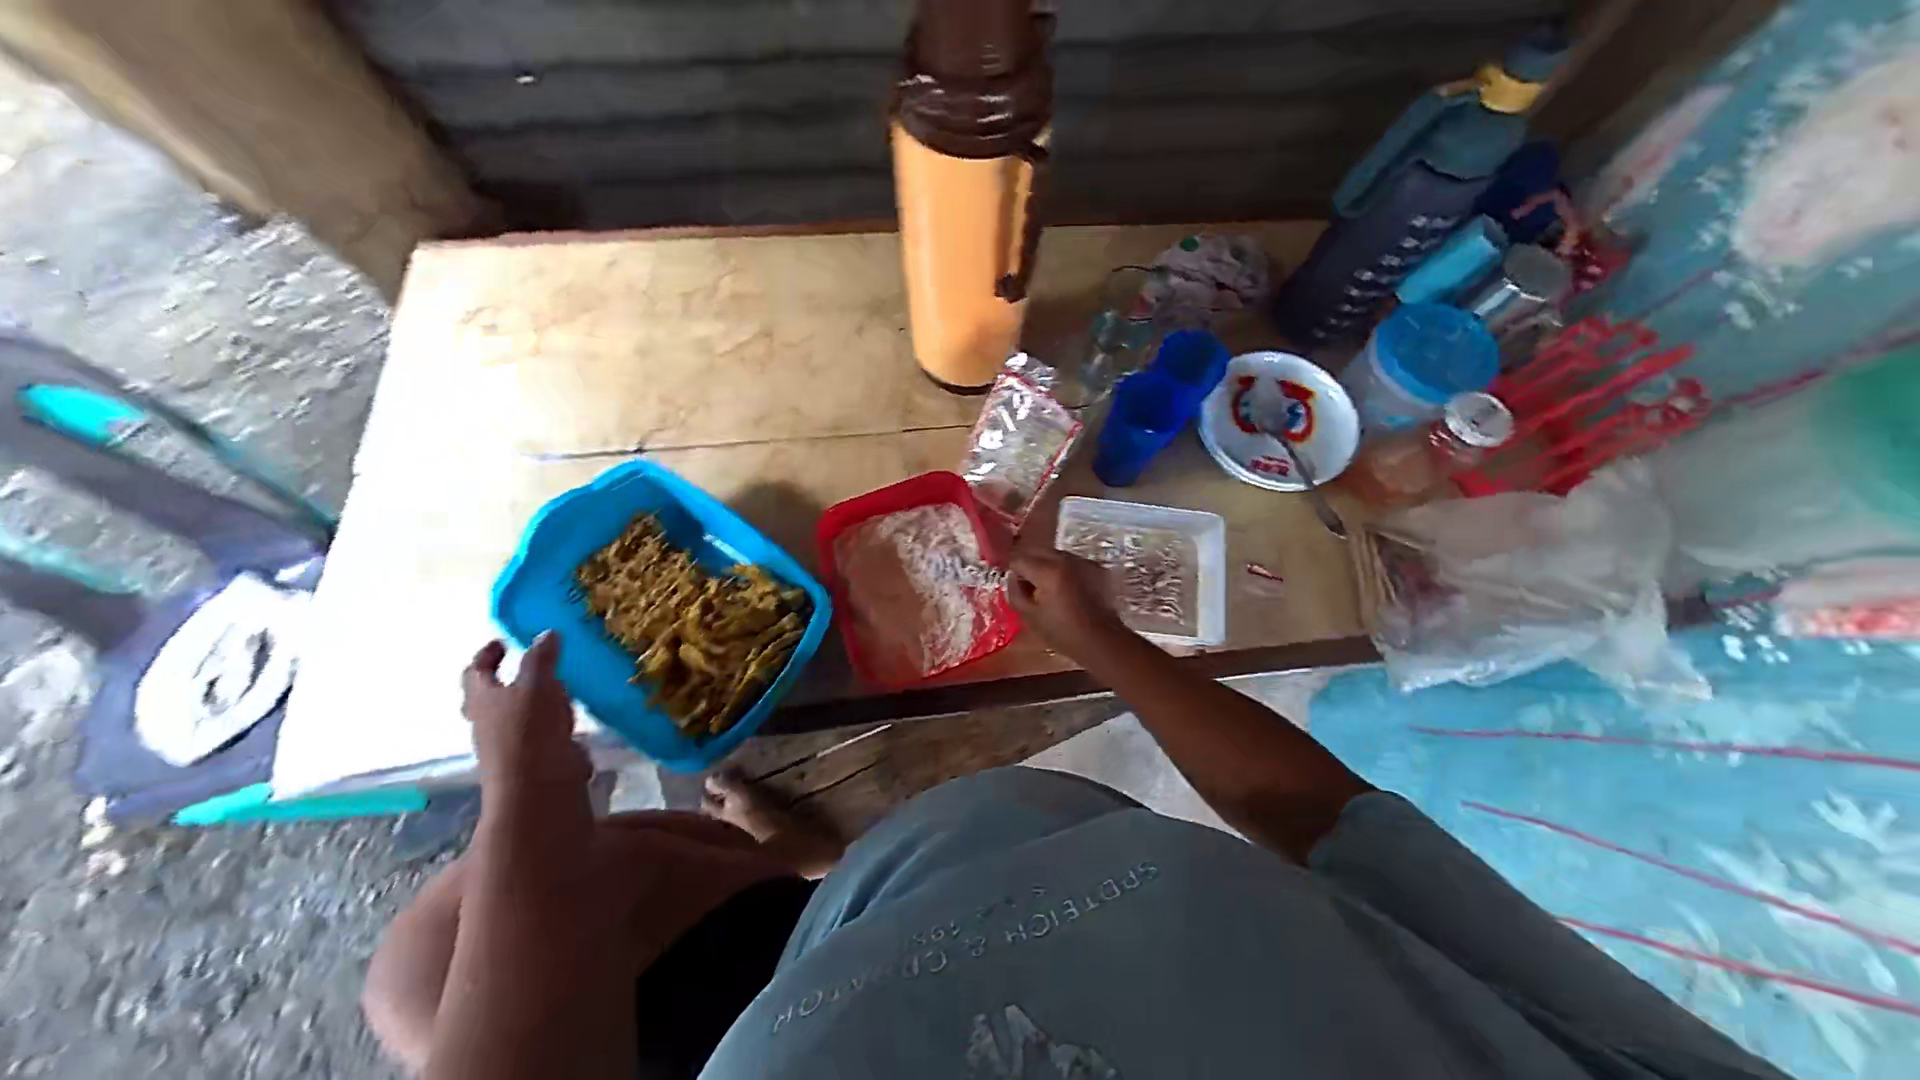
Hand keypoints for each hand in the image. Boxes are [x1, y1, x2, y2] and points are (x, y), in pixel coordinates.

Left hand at [462, 632, 590, 798]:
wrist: (538, 784)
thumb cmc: (529, 728)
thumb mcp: (537, 683)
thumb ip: (542, 658)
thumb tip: (547, 633)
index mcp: (482, 698)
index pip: (475, 671)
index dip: (486, 655)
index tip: (501, 641)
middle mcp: (487, 721)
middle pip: (487, 697)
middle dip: (502, 680)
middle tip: (522, 665)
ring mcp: (507, 743)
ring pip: (514, 716)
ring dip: (530, 701)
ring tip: (556, 687)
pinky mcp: (530, 759)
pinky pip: (539, 732)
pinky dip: (550, 721)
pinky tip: (570, 717)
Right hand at [1007, 548, 1129, 659]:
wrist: (1102, 641)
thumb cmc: (1063, 633)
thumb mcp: (1030, 617)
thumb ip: (1015, 593)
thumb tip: (1012, 578)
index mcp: (1048, 571)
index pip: (1019, 559)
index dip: (1011, 570)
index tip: (1012, 583)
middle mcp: (1066, 560)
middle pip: (1038, 550)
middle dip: (1028, 563)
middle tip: (1026, 584)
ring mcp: (1084, 562)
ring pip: (1056, 554)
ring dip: (1046, 565)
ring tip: (1047, 587)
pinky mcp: (1097, 568)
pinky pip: (1073, 562)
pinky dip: (1065, 570)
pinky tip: (1066, 589)